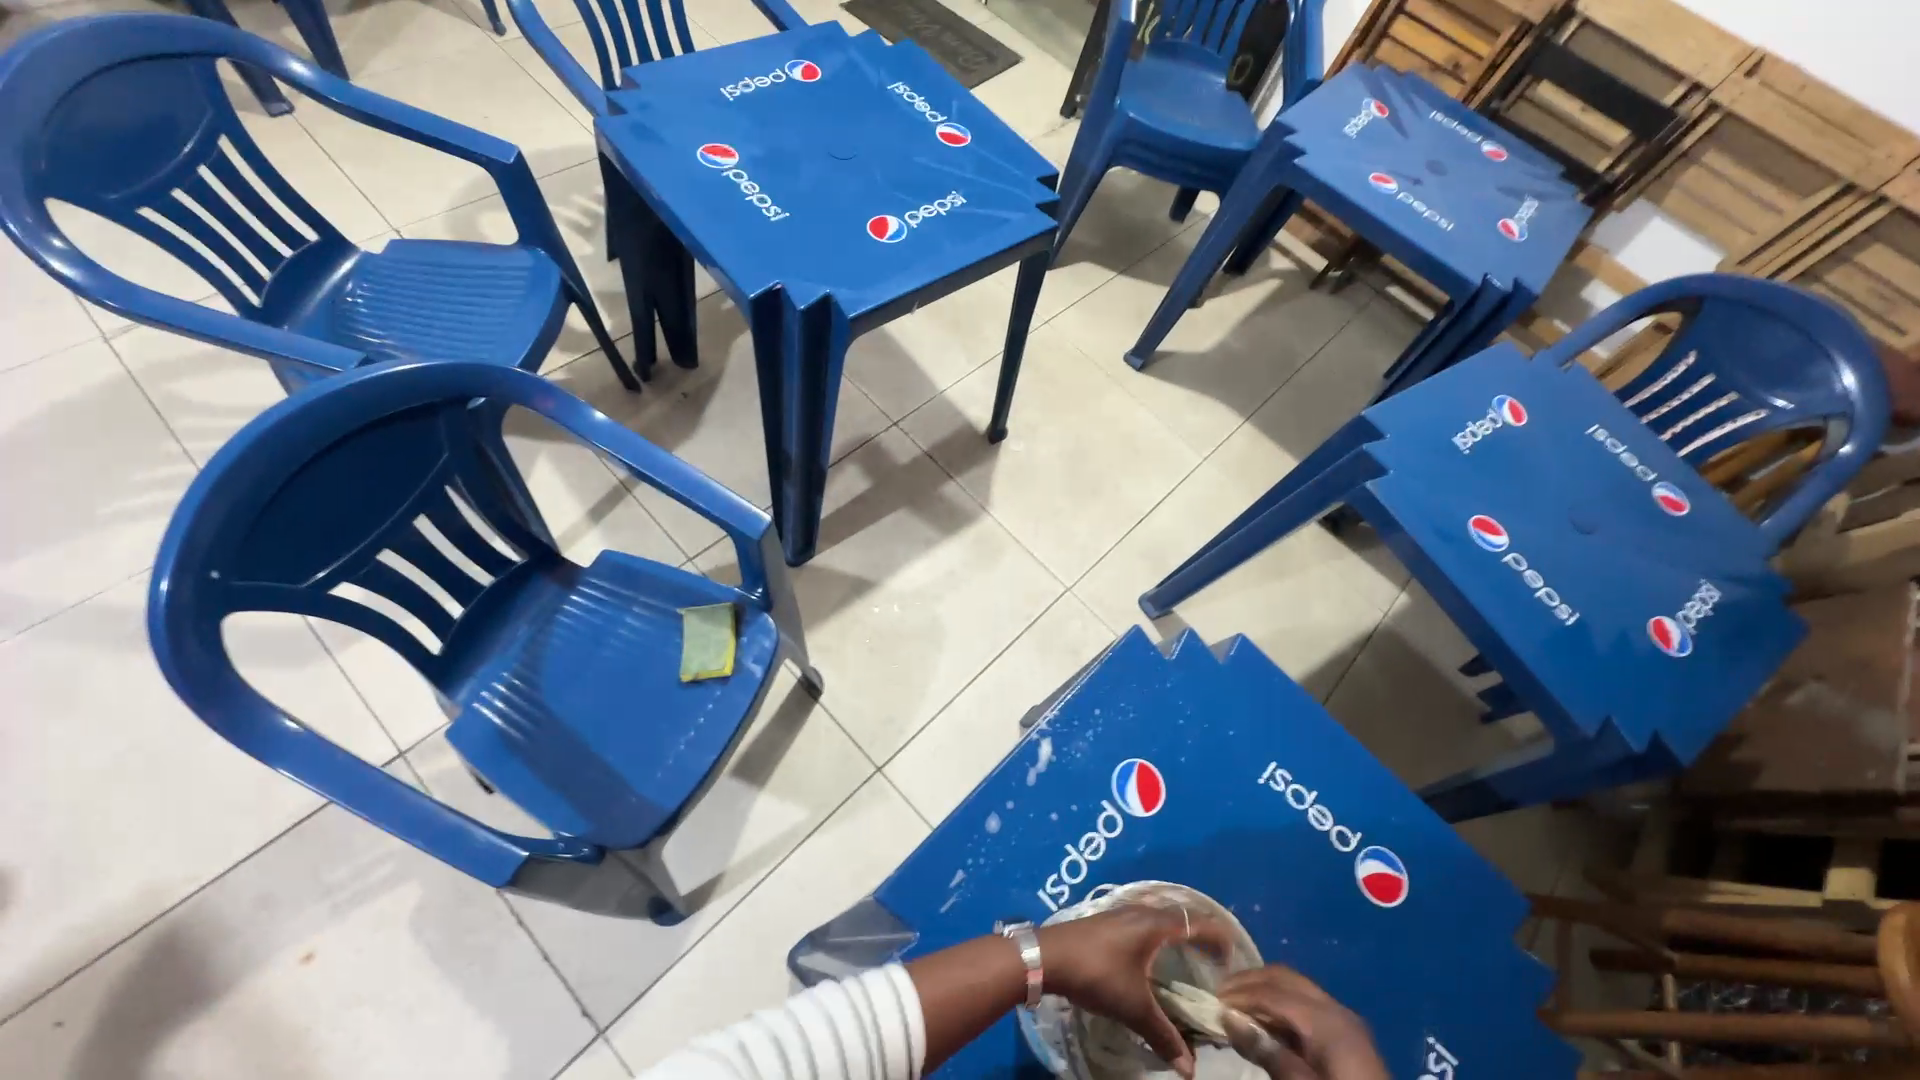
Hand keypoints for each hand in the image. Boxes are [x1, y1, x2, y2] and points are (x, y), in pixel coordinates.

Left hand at [1035, 906, 1232, 1079]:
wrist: (1046, 956)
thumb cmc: (1097, 973)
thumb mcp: (1133, 1007)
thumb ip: (1164, 1035)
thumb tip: (1190, 1069)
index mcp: (1155, 924)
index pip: (1198, 923)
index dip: (1218, 938)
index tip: (1231, 959)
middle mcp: (1141, 911)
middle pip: (1179, 917)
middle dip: (1199, 936)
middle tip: (1213, 963)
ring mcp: (1120, 913)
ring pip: (1158, 919)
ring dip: (1175, 935)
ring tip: (1185, 961)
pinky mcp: (1105, 922)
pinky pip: (1141, 924)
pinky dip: (1155, 937)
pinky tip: (1149, 959)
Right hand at [1216, 967, 1387, 1079]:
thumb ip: (1268, 1053)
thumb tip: (1227, 1017)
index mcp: (1327, 1021)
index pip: (1273, 992)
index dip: (1239, 994)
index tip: (1210, 1002)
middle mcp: (1336, 1009)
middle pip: (1284, 977)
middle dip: (1250, 981)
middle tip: (1220, 995)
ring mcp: (1345, 1020)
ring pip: (1296, 987)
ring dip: (1264, 990)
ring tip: (1236, 1005)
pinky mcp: (1347, 1035)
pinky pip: (1307, 1004)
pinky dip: (1280, 1005)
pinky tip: (1264, 1023)